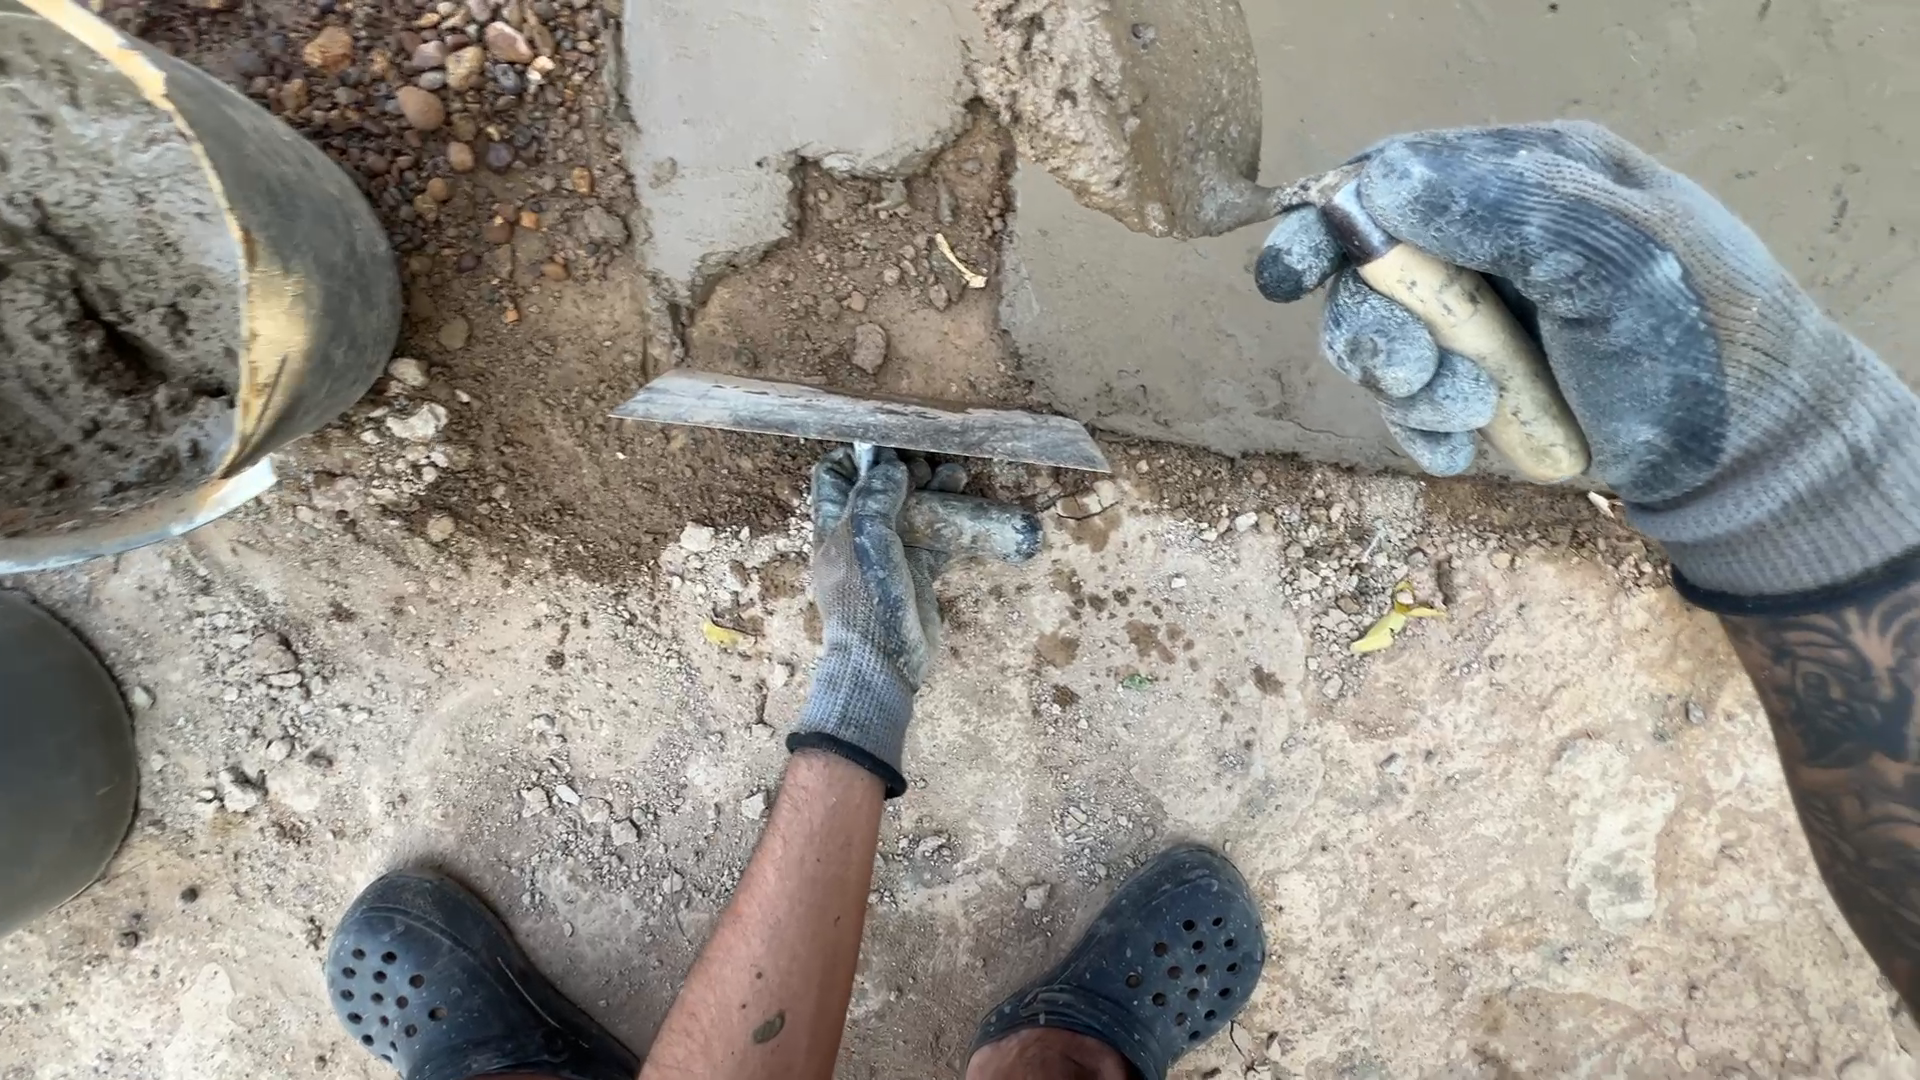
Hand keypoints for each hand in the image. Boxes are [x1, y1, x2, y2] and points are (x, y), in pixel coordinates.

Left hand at [787, 447, 986, 795]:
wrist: (884, 660)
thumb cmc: (865, 597)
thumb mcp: (863, 538)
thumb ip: (875, 497)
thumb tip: (893, 468)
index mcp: (832, 526)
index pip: (835, 477)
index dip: (859, 457)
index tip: (890, 448)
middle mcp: (858, 536)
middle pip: (880, 490)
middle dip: (906, 470)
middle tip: (929, 463)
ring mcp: (890, 555)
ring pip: (912, 511)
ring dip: (934, 489)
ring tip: (957, 473)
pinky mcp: (917, 573)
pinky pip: (935, 537)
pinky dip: (950, 518)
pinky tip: (967, 500)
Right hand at [1256, 121, 1919, 596]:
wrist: (1728, 446)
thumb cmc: (1692, 331)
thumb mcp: (1613, 254)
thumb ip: (1501, 210)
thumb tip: (1378, 183)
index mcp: (1512, 187)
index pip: (1390, 186)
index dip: (1325, 225)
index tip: (1287, 273)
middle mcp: (1471, 251)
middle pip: (1362, 281)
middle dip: (1375, 333)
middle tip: (1410, 372)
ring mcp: (1458, 324)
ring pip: (1370, 350)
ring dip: (1409, 389)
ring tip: (1476, 411)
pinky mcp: (1452, 386)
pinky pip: (1397, 409)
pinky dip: (1422, 433)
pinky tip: (1467, 448)